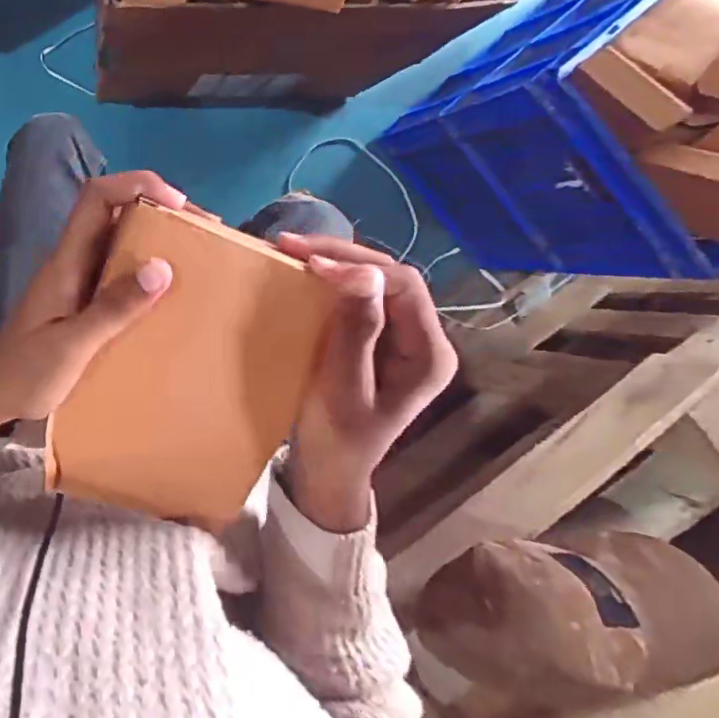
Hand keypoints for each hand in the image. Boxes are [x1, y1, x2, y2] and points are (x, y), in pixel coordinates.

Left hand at [0, 172, 194, 433]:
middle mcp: (73, 261)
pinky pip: (120, 272)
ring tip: (201, 256)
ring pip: (120, 242)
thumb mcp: (70, 346)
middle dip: (160, 211)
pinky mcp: (84, 301)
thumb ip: (112, 309)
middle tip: (204, 233)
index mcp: (66, 261)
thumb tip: (162, 267)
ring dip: (158, 241)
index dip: (136, 185)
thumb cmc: (25, 372)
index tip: (179, 204)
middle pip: (115, 213)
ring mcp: (78, 280)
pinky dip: (148, 271)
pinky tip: (173, 292)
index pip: (96, 198)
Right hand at [272, 235, 458, 531]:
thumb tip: (363, 274)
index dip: (357, 266)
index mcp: (428, 353)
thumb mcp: (343, 388)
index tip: (308, 262)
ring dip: (334, 264)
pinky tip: (303, 274)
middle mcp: (420, 339)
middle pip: (390, 278)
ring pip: (372, 284)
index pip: (403, 286)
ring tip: (292, 252)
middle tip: (290, 246)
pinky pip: (356, 299)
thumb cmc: (336, 438)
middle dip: (342, 256)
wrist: (327, 472)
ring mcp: (397, 339)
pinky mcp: (371, 341)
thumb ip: (357, 333)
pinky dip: (328, 282)